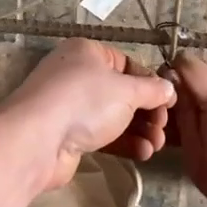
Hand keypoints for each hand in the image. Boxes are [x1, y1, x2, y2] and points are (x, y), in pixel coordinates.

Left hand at [1, 39, 176, 189]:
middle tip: (163, 129)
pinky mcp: (68, 134)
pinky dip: (123, 142)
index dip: (151, 83)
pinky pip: (102, 134)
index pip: (128, 64)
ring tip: (156, 146)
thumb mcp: (126, 91)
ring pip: (114, 115)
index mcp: (88, 53)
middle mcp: (77, 74)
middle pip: (122, 92)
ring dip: (139, 130)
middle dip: (147, 112)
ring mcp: (71, 105)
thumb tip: (169, 89)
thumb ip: (151, 90)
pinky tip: (142, 153)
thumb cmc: (84, 102)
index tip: (169, 103)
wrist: (37, 141)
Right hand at [167, 54, 206, 206]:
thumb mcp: (192, 148)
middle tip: (182, 112)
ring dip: (205, 88)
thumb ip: (182, 110)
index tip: (168, 97)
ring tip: (203, 119)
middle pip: (203, 66)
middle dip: (189, 83)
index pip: (187, 62)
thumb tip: (172, 84)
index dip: (171, 75)